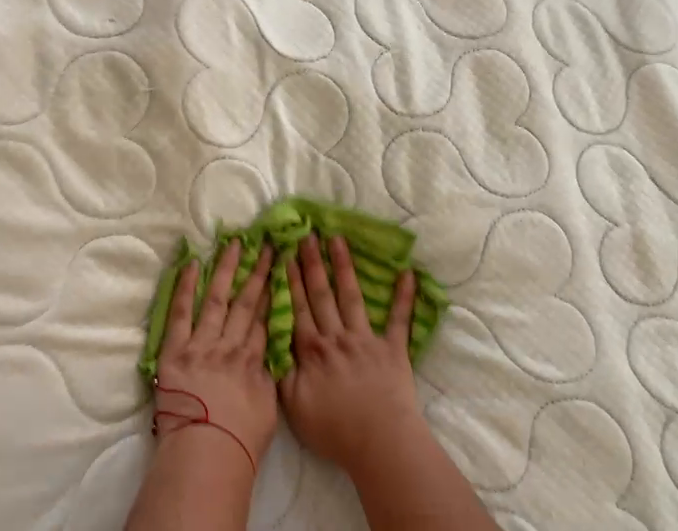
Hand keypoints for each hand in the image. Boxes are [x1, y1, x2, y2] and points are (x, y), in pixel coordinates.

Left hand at [153, 241, 278, 475]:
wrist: (208, 452)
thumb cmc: (240, 441)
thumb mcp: (267, 408)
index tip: (277, 268)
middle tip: (266, 245)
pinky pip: (181, 312)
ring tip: (233, 243)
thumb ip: (266, 377)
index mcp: (253, 361)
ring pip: (217, 298)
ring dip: (226, 269)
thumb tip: (268, 357)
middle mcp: (230, 346)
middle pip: (246, 302)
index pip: (262, 319)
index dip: (270, 292)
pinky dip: (185, 287)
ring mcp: (202, 345)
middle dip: (257, 272)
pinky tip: (191, 264)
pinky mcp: (175, 350)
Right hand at [279, 234, 424, 474]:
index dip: (290, 279)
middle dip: (312, 263)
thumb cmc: (334, 430)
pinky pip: (399, 319)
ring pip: (351, 296)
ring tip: (337, 239)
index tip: (285, 252)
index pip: (297, 307)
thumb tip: (270, 345)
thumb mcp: (293, 407)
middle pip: (321, 294)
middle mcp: (336, 336)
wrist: (380, 443)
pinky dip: (404, 296)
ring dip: (344, 266)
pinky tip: (407, 273)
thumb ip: (281, 373)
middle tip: (307, 235)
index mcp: (310, 349)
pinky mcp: (393, 350)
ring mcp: (366, 340)